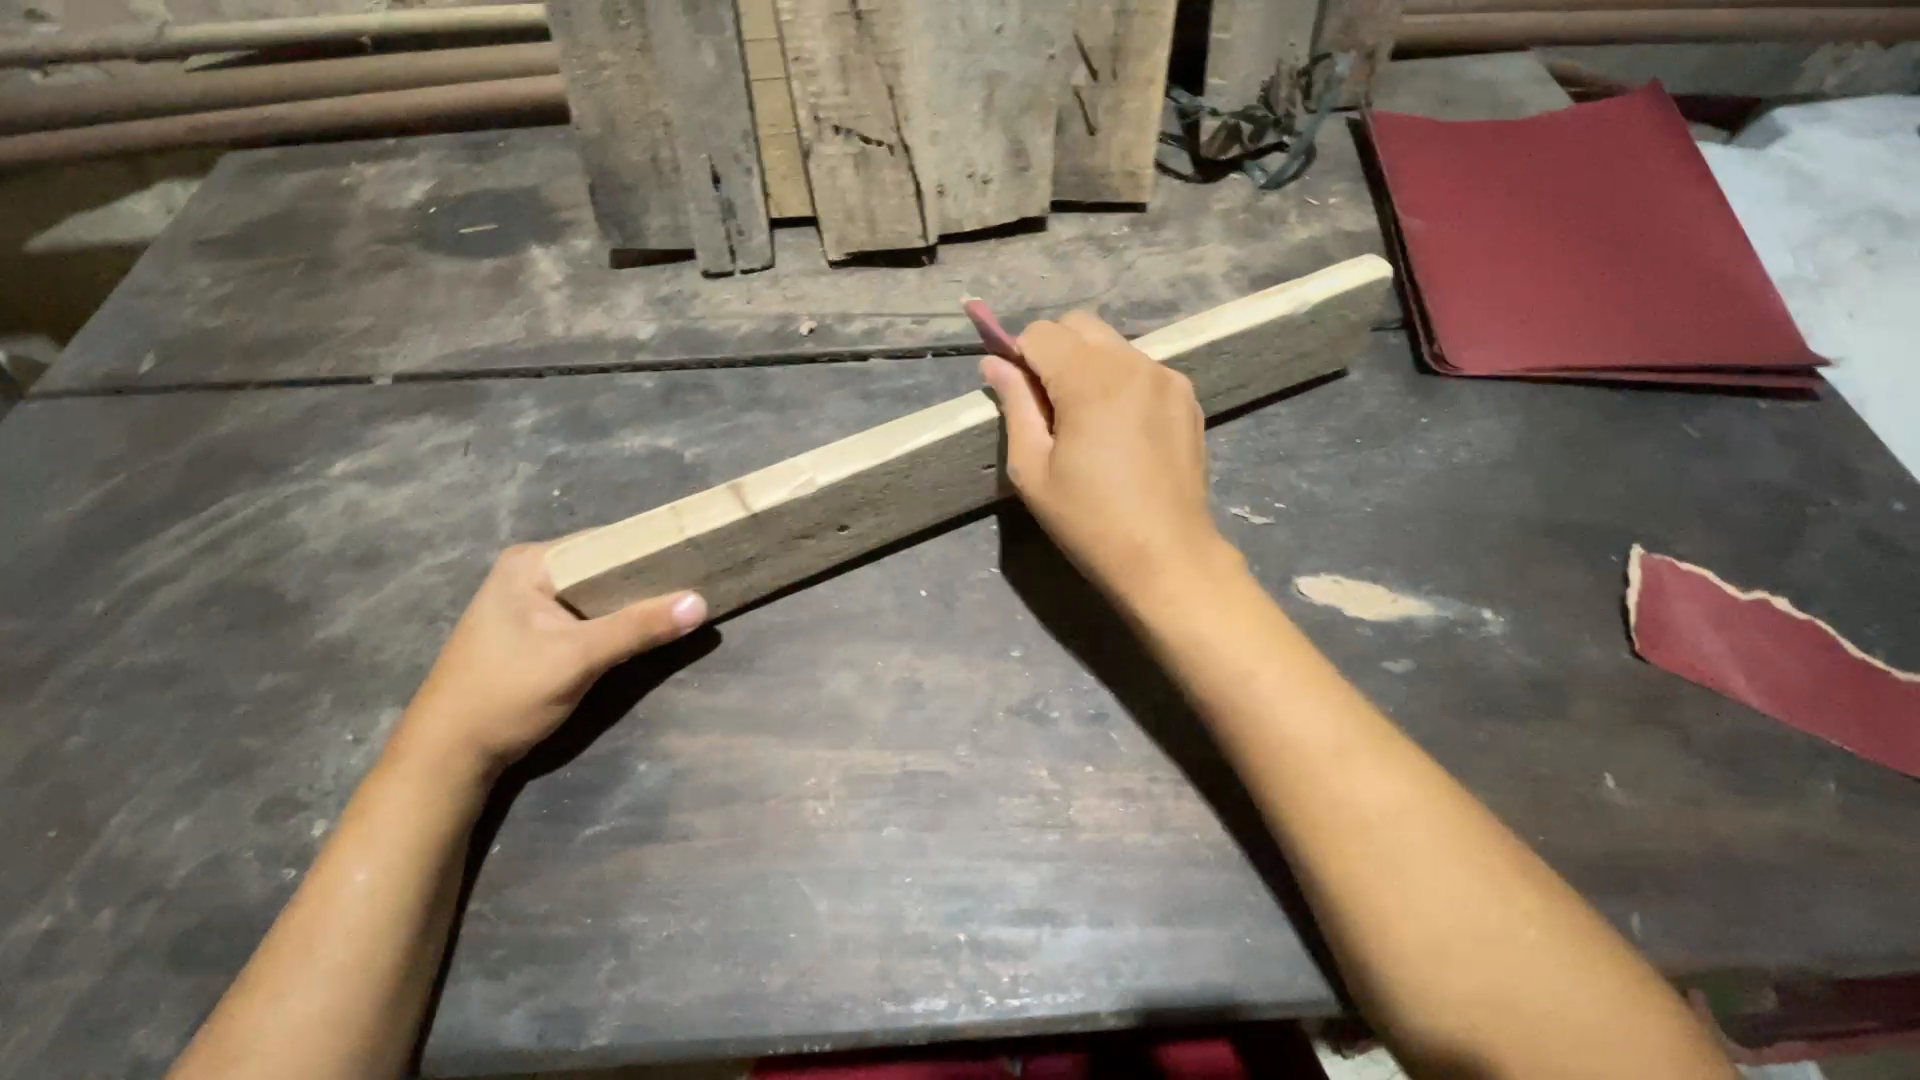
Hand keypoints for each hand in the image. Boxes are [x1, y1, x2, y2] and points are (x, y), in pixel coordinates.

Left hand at [387, 542, 706, 777]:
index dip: (655, 550)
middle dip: (649, 580)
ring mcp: (533, 602)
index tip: (702, 559)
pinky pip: (591, 615)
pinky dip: (619, 622)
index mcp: (532, 562)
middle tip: (703, 585)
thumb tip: (701, 602)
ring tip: (688, 604)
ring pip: (601, 594)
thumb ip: (638, 628)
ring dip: (637, 604)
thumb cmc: (505, 695)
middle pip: (607, 567)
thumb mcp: (577, 659)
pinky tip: (650, 630)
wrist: (448, 755)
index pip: (609, 541)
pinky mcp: (539, 631)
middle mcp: (532, 572)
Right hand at [980, 311, 1237, 608]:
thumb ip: (1014, 406)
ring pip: (1112, 345)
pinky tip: (1120, 431)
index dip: (1019, 358)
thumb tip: (994, 365)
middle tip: (1048, 408)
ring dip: (1088, 366)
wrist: (1167, 555)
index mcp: (1091, 380)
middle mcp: (1133, 364)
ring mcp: (1166, 377)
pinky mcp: (1186, 397)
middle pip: (1079, 326)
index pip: (1040, 333)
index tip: (1019, 397)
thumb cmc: (1089, 521)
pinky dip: (1120, 382)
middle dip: (1054, 352)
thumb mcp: (1032, 470)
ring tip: (1086, 422)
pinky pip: (1140, 369)